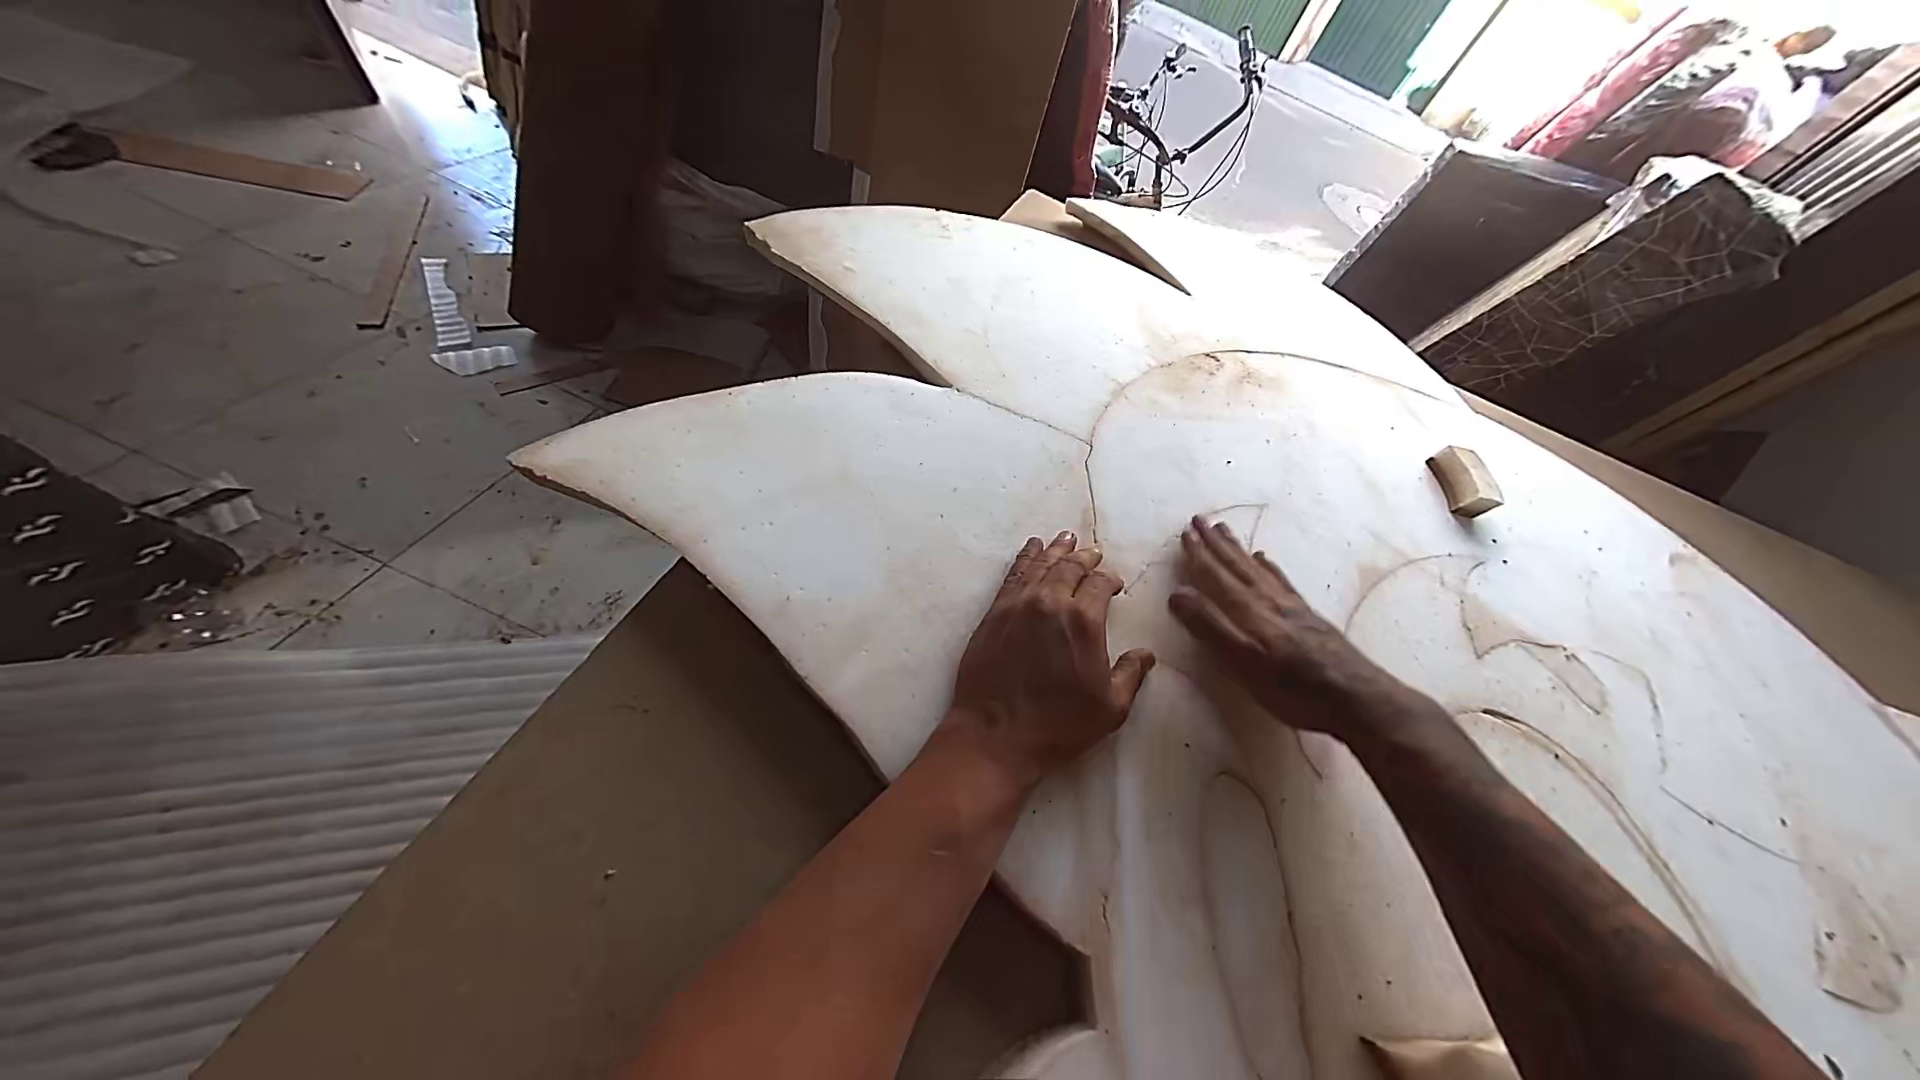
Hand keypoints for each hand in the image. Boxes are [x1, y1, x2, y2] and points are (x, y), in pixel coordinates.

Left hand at [943, 531, 1155, 789]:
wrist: (996, 733)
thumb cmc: (1058, 725)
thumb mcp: (1109, 708)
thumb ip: (1131, 674)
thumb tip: (1146, 654)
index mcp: (1083, 621)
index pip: (1099, 584)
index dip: (1110, 579)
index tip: (1114, 583)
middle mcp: (1050, 603)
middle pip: (1070, 567)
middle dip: (1084, 557)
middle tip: (1093, 551)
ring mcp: (1018, 604)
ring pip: (1041, 565)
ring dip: (1056, 550)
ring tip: (1065, 538)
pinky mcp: (994, 612)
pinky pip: (1013, 575)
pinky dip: (1025, 558)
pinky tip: (1031, 548)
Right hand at [1168, 516, 1423, 743]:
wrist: (1359, 700)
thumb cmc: (1295, 690)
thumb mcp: (1244, 664)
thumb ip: (1211, 627)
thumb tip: (1178, 594)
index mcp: (1250, 612)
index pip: (1217, 577)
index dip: (1199, 556)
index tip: (1185, 533)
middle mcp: (1269, 601)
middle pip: (1237, 566)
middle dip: (1215, 543)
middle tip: (1199, 519)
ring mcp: (1291, 606)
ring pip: (1257, 568)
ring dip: (1236, 549)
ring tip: (1223, 529)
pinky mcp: (1308, 616)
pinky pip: (1280, 580)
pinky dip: (1268, 566)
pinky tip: (1264, 558)